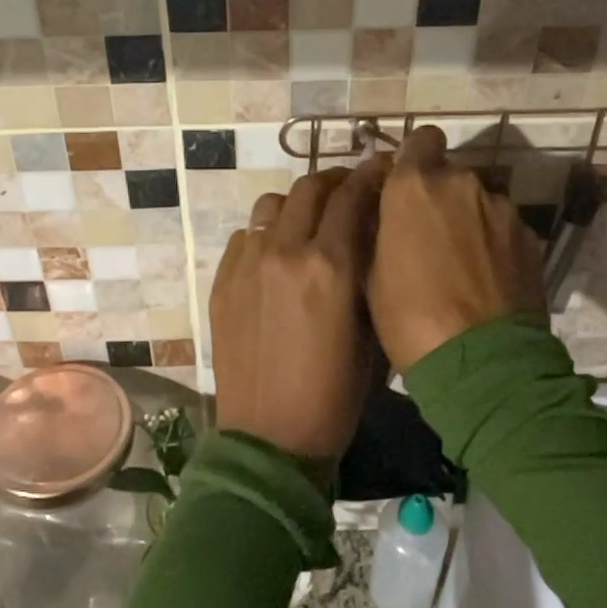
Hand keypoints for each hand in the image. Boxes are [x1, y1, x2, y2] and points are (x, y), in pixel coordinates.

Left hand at [210, 164, 385, 463]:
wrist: (269, 438)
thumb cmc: (335, 395)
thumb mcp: (372, 334)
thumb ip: (370, 275)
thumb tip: (372, 236)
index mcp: (330, 265)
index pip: (352, 195)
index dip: (372, 175)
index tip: (383, 169)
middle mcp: (285, 251)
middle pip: (310, 188)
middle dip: (336, 180)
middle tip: (350, 189)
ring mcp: (247, 264)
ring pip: (273, 206)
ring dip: (298, 204)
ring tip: (312, 219)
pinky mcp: (222, 281)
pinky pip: (247, 236)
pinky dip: (268, 233)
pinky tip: (279, 255)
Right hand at [369, 126, 545, 370]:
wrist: (481, 364)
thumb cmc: (408, 316)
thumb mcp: (368, 271)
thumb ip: (375, 226)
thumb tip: (378, 209)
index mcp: (414, 185)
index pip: (420, 139)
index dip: (413, 158)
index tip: (403, 188)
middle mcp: (463, 184)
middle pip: (449, 176)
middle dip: (437, 198)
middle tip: (424, 239)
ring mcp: (503, 210)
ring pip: (478, 203)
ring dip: (467, 222)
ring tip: (457, 267)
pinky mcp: (530, 239)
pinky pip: (502, 230)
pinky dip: (491, 246)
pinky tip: (483, 282)